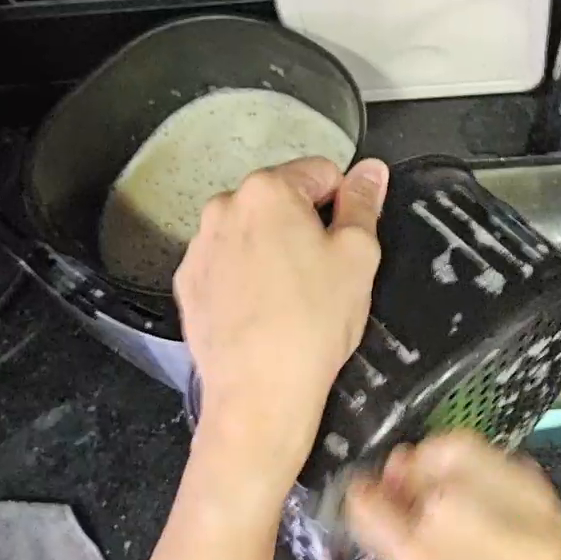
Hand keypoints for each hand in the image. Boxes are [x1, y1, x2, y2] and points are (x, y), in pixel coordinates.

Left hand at [174, 156, 387, 499]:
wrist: (259, 390)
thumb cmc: (314, 320)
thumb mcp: (358, 256)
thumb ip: (363, 203)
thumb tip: (371, 169)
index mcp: (269, 190)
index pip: (320, 172)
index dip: (344, 204)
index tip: (348, 241)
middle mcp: (225, 207)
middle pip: (281, 200)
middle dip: (305, 226)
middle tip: (324, 273)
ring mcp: (200, 246)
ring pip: (252, 233)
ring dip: (274, 250)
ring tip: (292, 297)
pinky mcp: (189, 283)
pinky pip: (228, 264)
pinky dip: (247, 277)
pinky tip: (264, 311)